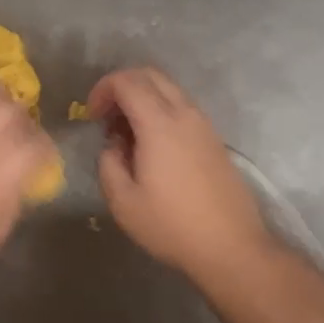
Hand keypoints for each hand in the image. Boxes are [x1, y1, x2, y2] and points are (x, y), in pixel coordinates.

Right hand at [89, 68, 272, 281]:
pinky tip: (152, 144)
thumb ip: (109, 162)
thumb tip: (115, 144)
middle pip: (149, 74)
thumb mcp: (123, 202)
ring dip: (142, 97)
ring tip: (127, 132)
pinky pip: (181, 106)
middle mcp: (184, 113)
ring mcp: (203, 124)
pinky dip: (160, 109)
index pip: (126, 81)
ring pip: (168, 88)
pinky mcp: (214, 138)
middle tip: (106, 116)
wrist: (232, 247)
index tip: (91, 116)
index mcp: (159, 123)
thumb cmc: (172, 226)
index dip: (102, 89)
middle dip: (121, 85)